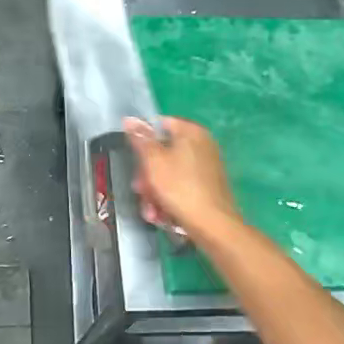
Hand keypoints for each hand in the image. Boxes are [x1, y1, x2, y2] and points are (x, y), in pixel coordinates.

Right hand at [123, 116, 241, 238]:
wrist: (212, 224)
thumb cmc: (180, 188)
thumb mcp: (154, 161)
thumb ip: (141, 139)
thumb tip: (130, 119)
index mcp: (192, 132)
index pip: (161, 125)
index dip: (143, 141)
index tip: (134, 159)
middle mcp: (202, 145)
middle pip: (163, 152)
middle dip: (148, 175)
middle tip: (141, 190)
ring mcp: (206, 166)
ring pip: (170, 173)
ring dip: (155, 192)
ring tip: (151, 209)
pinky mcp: (208, 186)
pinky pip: (181, 186)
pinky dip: (170, 198)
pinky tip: (162, 214)